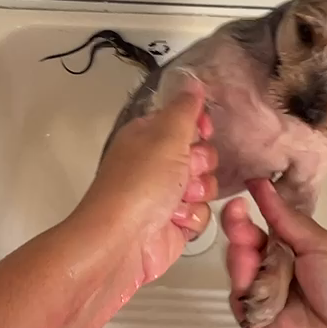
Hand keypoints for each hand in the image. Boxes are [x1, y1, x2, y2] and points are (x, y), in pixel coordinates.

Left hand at [72, 77, 216, 286]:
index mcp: (148, 136)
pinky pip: (201, 215)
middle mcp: (156, 163)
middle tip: (183, 172)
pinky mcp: (174, 223)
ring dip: (197, 194)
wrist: (120, 244)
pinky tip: (175, 222)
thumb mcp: (165, 136)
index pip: (184, 120)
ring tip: (176, 201)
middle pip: (201, 154)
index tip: (201, 133)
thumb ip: (184, 109)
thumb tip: (192, 83)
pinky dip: (191, 219)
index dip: (198, 127)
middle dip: (200, 165)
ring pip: (206, 185)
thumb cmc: (138, 186)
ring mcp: (165, 195)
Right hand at [223, 180, 326, 327]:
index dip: (254, 207)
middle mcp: (276, 267)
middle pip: (245, 240)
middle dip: (239, 226)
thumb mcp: (320, 245)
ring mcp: (262, 291)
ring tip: (249, 249)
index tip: (244, 189)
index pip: (266, 222)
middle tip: (236, 213)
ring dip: (241, 252)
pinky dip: (243, 285)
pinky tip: (253, 282)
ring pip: (237, 263)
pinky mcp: (250, 316)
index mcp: (296, 248)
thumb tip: (263, 185)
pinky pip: (236, 293)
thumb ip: (285, 218)